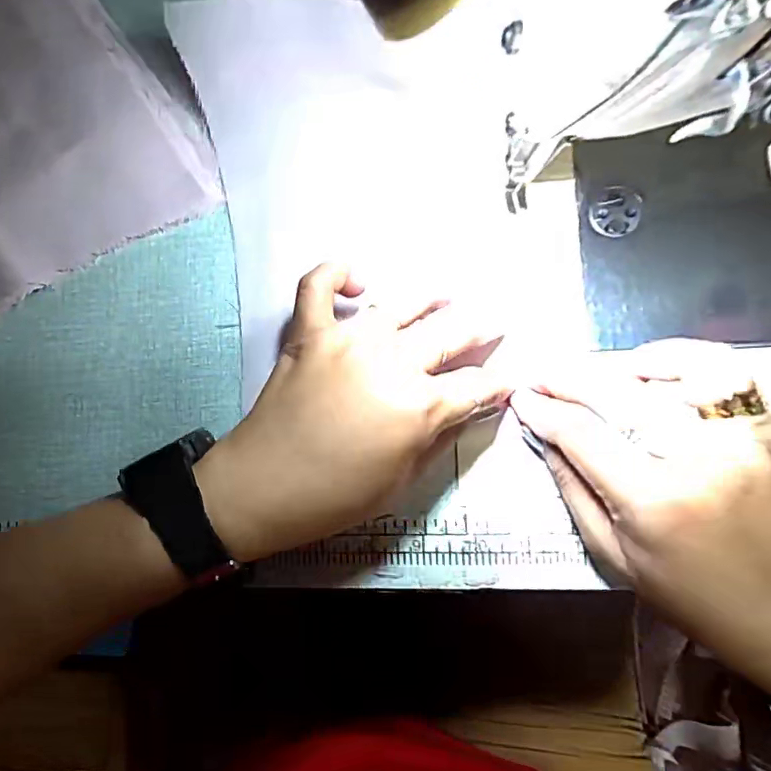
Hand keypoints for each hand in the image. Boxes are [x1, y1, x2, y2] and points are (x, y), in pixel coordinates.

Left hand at [195, 264, 511, 561]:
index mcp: (420, 406)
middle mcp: (392, 362)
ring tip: (445, 296)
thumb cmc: (336, 498)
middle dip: (479, 331)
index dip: (497, 384)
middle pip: (449, 335)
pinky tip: (357, 280)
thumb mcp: (402, 480)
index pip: (474, 385)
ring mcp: (347, 340)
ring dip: (430, 298)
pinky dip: (337, 273)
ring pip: (400, 304)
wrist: (262, 489)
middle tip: (493, 324)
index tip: (508, 379)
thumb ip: (440, 436)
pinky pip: (319, 284)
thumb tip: (468, 408)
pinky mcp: (308, 332)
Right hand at [511, 340, 770, 711]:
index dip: (545, 411)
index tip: (525, 397)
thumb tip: (550, 443)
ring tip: (625, 366)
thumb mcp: (622, 562)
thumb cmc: (703, 603)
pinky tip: (704, 375)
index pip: (583, 435)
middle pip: (625, 392)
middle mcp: (707, 459)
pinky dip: (738, 363)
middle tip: (551, 374)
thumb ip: (579, 497)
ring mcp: (761, 438)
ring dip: (652, 357)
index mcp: (656, 501)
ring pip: (699, 365)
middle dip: (575, 376)